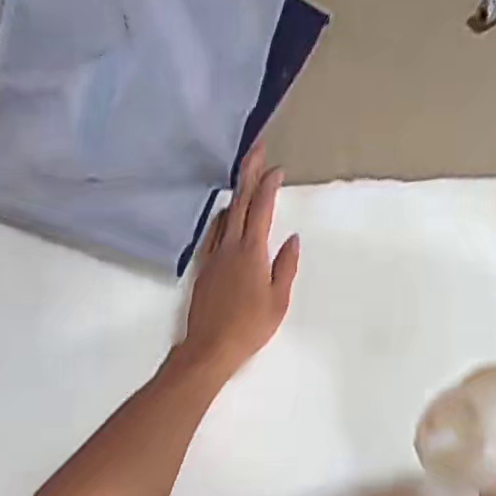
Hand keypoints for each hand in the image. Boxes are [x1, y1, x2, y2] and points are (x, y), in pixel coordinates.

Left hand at [178, 143, 300, 375]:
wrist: (211, 347)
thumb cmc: (249, 327)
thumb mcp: (278, 300)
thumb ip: (285, 266)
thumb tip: (291, 240)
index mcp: (251, 252)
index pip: (260, 208)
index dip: (268, 185)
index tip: (276, 168)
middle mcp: (229, 247)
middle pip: (239, 201)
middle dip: (248, 173)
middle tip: (255, 148)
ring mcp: (214, 256)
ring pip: (224, 215)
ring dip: (235, 193)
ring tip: (243, 179)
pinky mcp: (204, 268)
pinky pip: (213, 233)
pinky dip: (222, 217)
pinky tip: (225, 217)